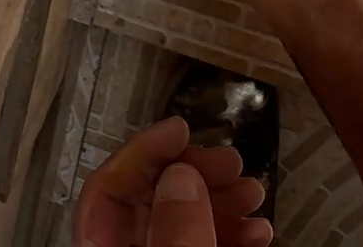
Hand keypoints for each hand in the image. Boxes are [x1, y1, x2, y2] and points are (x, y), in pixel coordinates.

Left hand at [73, 116, 270, 246]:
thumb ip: (178, 230)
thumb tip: (181, 176)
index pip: (105, 191)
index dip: (142, 152)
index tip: (180, 129)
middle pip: (149, 201)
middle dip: (194, 172)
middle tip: (231, 161)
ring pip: (180, 222)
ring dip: (220, 201)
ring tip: (252, 192)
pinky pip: (198, 245)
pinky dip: (227, 232)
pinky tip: (256, 230)